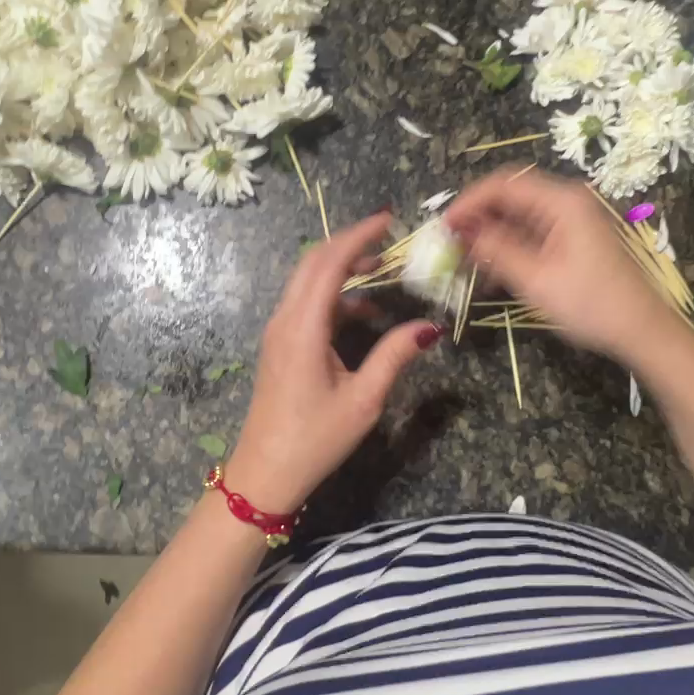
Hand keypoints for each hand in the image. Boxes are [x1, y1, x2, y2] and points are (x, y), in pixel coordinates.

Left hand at [223, 213, 440, 513]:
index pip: (329, 262)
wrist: (264, 474)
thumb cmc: (315, 439)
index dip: (358, 236)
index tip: (388, 220)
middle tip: (387, 239)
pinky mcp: (280, 344)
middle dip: (350, 244)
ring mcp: (278, 331)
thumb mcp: (363, 399)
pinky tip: (366, 314)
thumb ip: (394, 356)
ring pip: (308, 281)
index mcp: (303, 327)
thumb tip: (429, 327)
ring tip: (382, 272)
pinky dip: (335, 296)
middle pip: (314, 262)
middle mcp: (285, 319)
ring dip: (343, 270)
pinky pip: (307, 303)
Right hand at [444, 167, 686, 361]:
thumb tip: (462, 234)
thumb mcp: (536, 280)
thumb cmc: (592, 305)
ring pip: (518, 216)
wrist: (644, 332)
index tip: (443, 227)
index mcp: (562, 202)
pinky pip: (532, 232)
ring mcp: (572, 220)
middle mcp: (567, 201)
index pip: (503, 185)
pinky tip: (491, 272)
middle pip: (510, 196)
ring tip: (463, 260)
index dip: (468, 202)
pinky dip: (508, 246)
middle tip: (449, 243)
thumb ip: (496, 251)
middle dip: (477, 218)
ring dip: (490, 234)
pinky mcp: (573, 239)